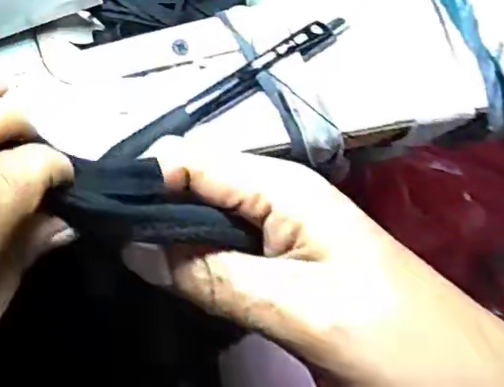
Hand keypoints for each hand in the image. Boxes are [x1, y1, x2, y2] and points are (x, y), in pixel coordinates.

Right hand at [126, 137, 503, 386]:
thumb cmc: (410, 347)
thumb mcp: (308, 312)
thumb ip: (213, 275)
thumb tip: (127, 247)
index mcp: (276, 183)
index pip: (180, 157)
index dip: (134, 177)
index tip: (93, 208)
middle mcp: (267, 191)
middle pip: (180, 179)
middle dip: (139, 202)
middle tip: (98, 234)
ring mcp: (272, 225)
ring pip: (190, 211)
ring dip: (156, 229)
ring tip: (115, 248)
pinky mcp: (273, 259)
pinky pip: (209, 241)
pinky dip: (180, 252)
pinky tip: (157, 268)